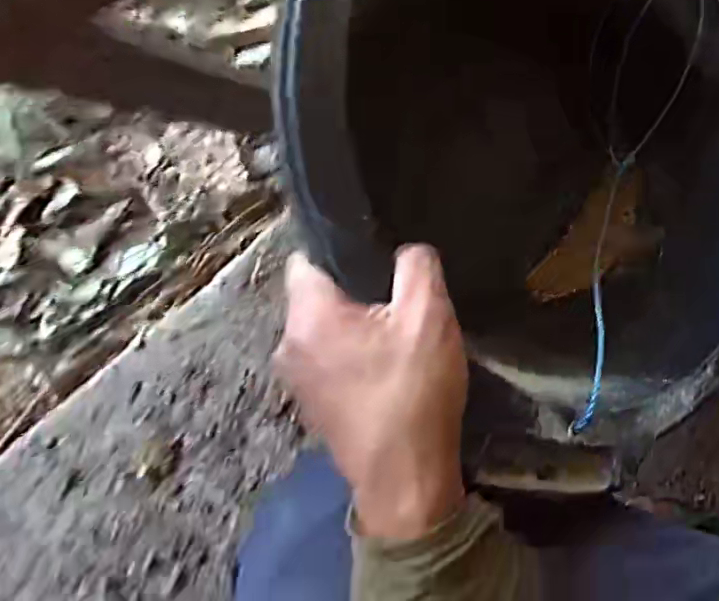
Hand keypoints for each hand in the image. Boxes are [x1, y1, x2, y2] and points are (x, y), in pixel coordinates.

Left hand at [274, 247, 467, 539]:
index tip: (379, 242)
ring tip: (401, 318)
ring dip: (361, 315)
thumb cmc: (414, 388)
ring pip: (328, 323)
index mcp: (308, 319)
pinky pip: (332, 351)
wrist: (406, 475)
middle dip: (359, 282)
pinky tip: (392, 353)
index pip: (308, 258)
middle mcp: (289, 346)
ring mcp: (298, 379)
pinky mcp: (315, 401)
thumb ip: (417, 264)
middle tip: (402, 283)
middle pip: (319, 291)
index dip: (343, 244)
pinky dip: (357, 343)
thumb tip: (407, 250)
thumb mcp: (429, 313)